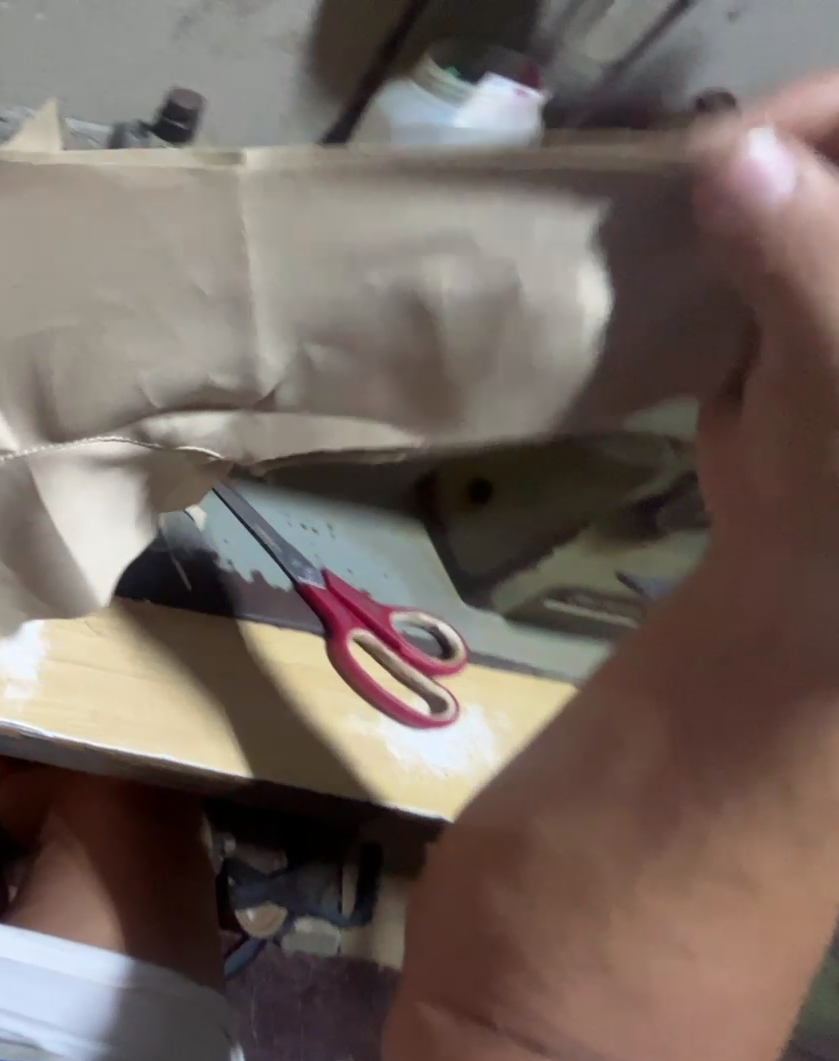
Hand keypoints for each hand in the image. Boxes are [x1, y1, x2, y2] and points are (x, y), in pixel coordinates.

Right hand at [693, 74, 838, 573]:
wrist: (805, 540)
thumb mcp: (830, 360)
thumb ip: (800, 255)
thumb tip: (728, 156)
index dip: (808, 117)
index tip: (708, 157)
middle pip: (819, 146)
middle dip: (749, 150)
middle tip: (660, 184)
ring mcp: (825, 261)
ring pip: (773, 185)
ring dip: (710, 191)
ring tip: (642, 210)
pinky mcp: (785, 293)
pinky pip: (738, 235)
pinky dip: (691, 234)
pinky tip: (650, 251)